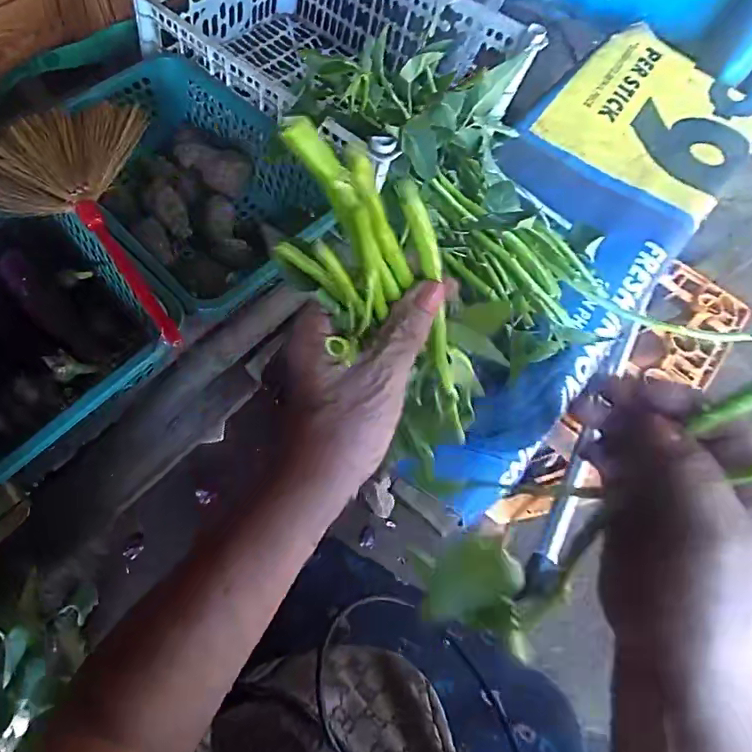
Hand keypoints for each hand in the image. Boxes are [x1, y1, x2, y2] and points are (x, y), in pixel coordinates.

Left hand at [280, 280, 448, 485]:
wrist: (319, 483)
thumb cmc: (346, 428)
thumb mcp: (382, 375)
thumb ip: (406, 330)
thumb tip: (433, 283)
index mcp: (312, 331)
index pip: (345, 284)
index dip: (383, 272)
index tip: (423, 268)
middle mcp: (311, 340)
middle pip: (355, 304)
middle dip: (396, 295)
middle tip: (440, 288)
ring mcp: (322, 361)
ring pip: (362, 328)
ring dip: (396, 319)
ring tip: (437, 306)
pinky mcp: (335, 380)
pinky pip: (363, 349)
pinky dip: (388, 343)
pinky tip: (417, 339)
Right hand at [575, 376, 751, 687]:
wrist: (673, 658)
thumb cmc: (711, 596)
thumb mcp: (713, 528)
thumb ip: (686, 466)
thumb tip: (650, 417)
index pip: (723, 426)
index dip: (679, 403)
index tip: (630, 390)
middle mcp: (718, 485)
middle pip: (676, 431)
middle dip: (635, 411)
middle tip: (590, 401)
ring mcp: (673, 499)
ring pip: (640, 447)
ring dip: (610, 428)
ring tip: (578, 420)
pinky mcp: (634, 512)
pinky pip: (616, 470)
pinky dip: (598, 454)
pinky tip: (579, 448)